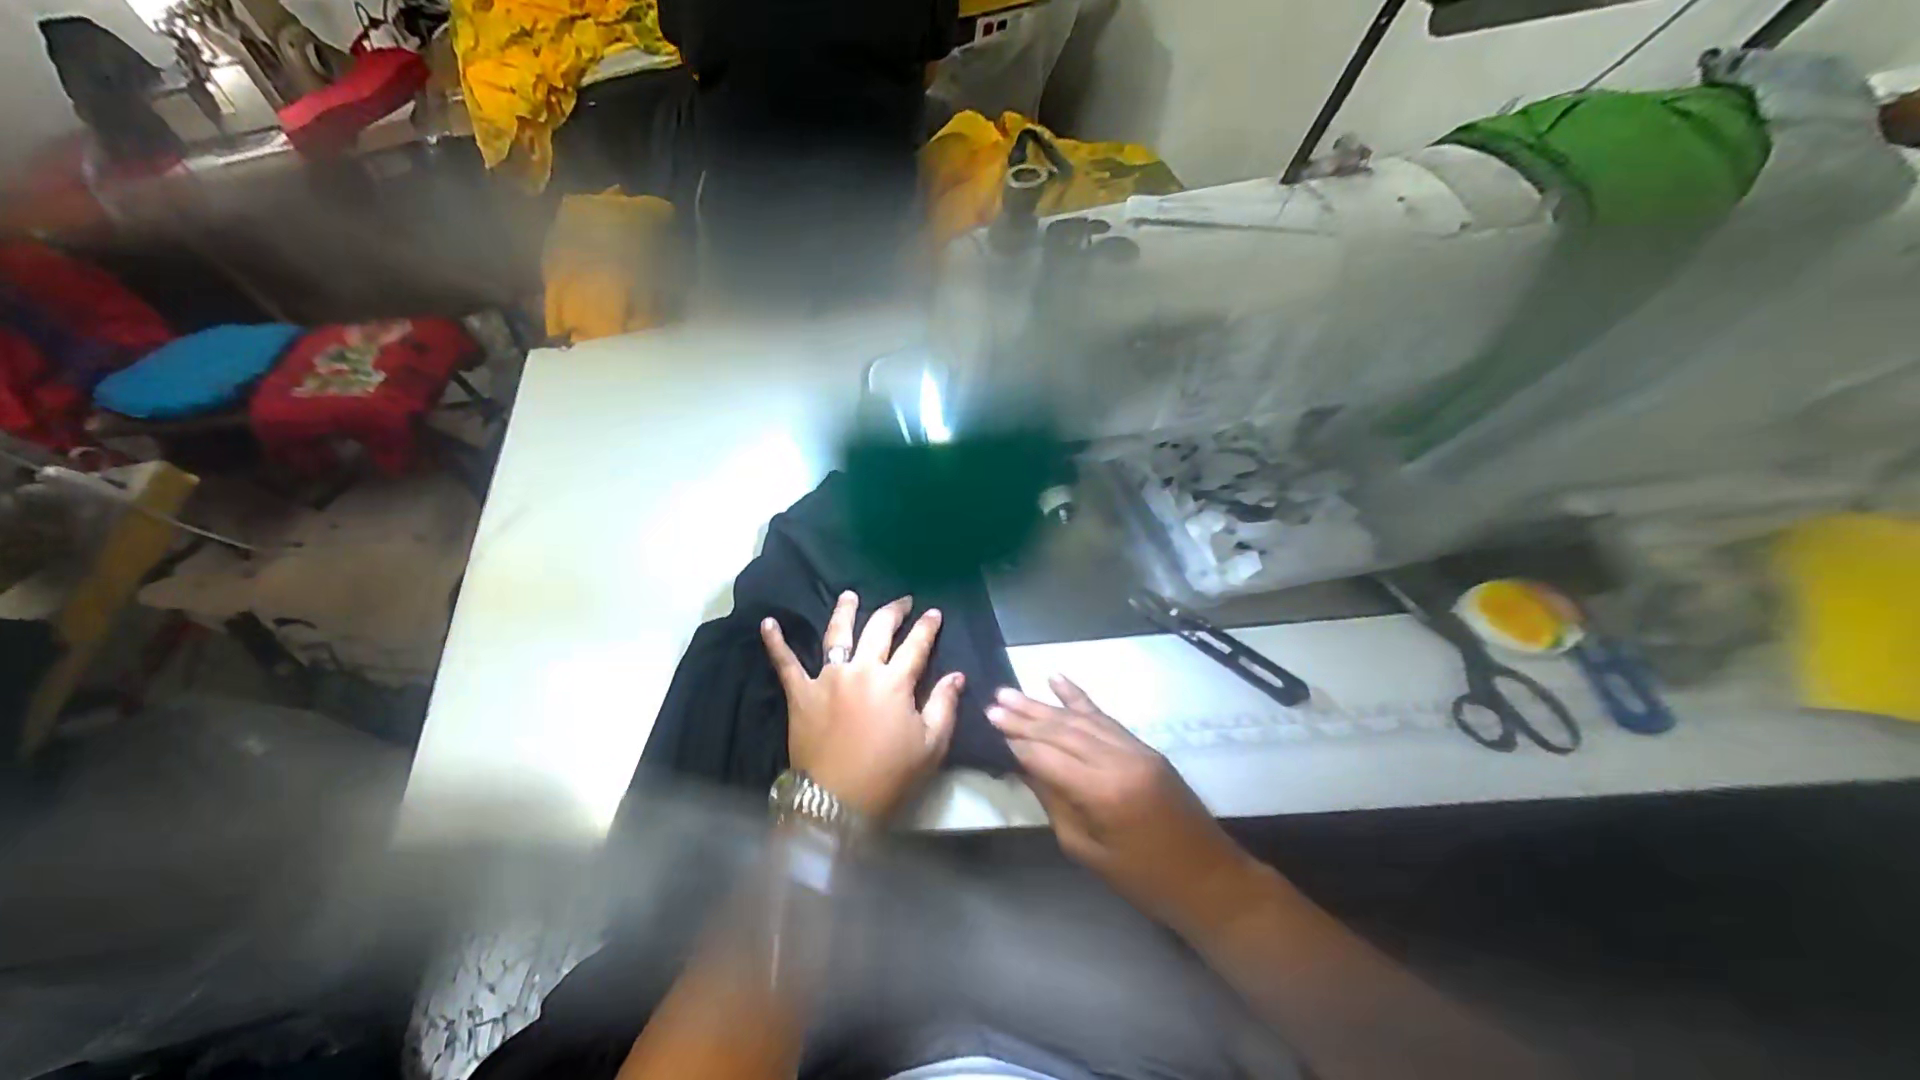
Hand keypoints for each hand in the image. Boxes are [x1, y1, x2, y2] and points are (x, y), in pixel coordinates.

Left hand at [761, 591, 961, 820]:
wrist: (837, 801)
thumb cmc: (890, 775)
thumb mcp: (931, 744)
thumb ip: (944, 705)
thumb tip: (957, 675)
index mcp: (894, 681)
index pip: (916, 645)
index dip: (927, 626)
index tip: (934, 612)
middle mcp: (861, 670)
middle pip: (878, 629)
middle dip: (894, 611)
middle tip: (903, 602)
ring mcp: (827, 678)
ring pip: (837, 634)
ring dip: (845, 611)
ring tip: (849, 595)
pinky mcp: (800, 693)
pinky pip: (785, 663)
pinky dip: (775, 643)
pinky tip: (768, 623)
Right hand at [988, 676, 1263, 935]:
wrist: (1209, 879)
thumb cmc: (1142, 878)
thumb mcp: (1087, 850)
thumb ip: (1055, 802)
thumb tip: (1024, 767)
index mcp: (1102, 792)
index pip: (1046, 757)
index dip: (1015, 744)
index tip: (986, 728)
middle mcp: (1118, 760)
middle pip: (1061, 731)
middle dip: (1023, 718)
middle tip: (991, 704)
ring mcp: (1134, 749)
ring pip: (1080, 719)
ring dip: (1043, 705)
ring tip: (1010, 693)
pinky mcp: (1144, 747)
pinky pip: (1106, 717)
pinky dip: (1079, 699)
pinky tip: (1057, 680)